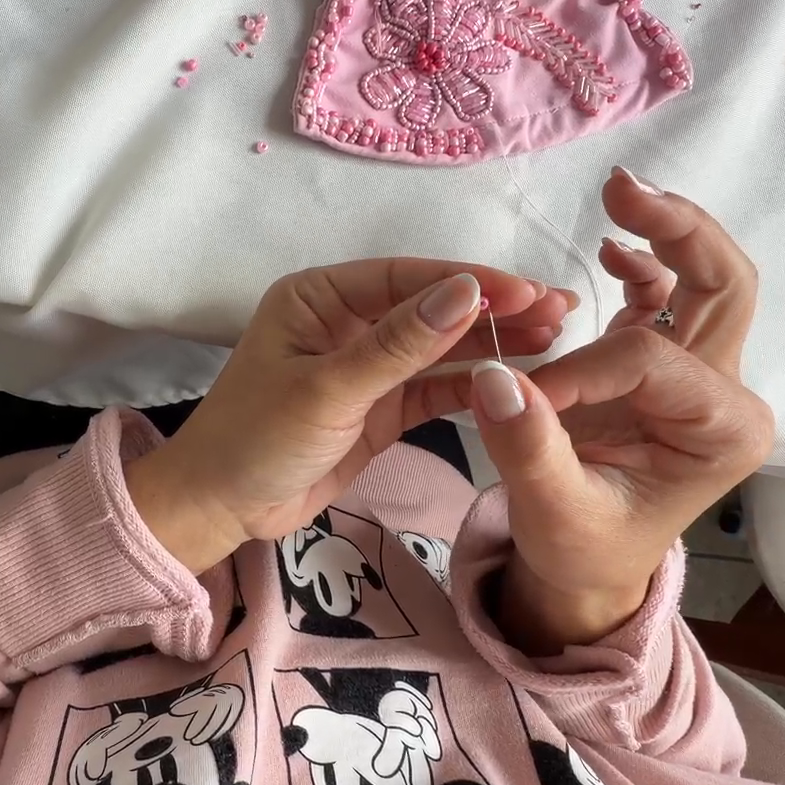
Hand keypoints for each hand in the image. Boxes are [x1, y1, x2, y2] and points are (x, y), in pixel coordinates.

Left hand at [127, 259, 573, 572]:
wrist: (223, 506)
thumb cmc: (257, 437)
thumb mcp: (327, 389)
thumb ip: (398, 345)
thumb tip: (468, 290)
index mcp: (319, 298)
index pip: (404, 277)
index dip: (468, 282)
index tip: (528, 291)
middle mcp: (344, 322)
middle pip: (428, 308)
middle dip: (491, 310)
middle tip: (561, 311)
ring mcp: (364, 366)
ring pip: (436, 348)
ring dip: (491, 344)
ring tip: (557, 338)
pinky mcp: (377, 406)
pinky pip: (431, 387)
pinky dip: (471, 384)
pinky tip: (518, 379)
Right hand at [462, 168, 773, 653]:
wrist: (590, 567)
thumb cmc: (580, 547)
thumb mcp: (551, 509)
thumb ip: (528, 447)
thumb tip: (492, 376)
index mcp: (719, 431)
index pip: (646, 360)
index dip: (575, 368)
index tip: (518, 400)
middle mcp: (724, 396)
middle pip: (724, 287)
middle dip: (678, 232)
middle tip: (621, 189)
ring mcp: (698, 379)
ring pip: (705, 282)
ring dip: (667, 233)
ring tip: (618, 193)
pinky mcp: (663, 372)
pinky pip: (665, 301)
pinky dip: (644, 264)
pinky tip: (611, 248)